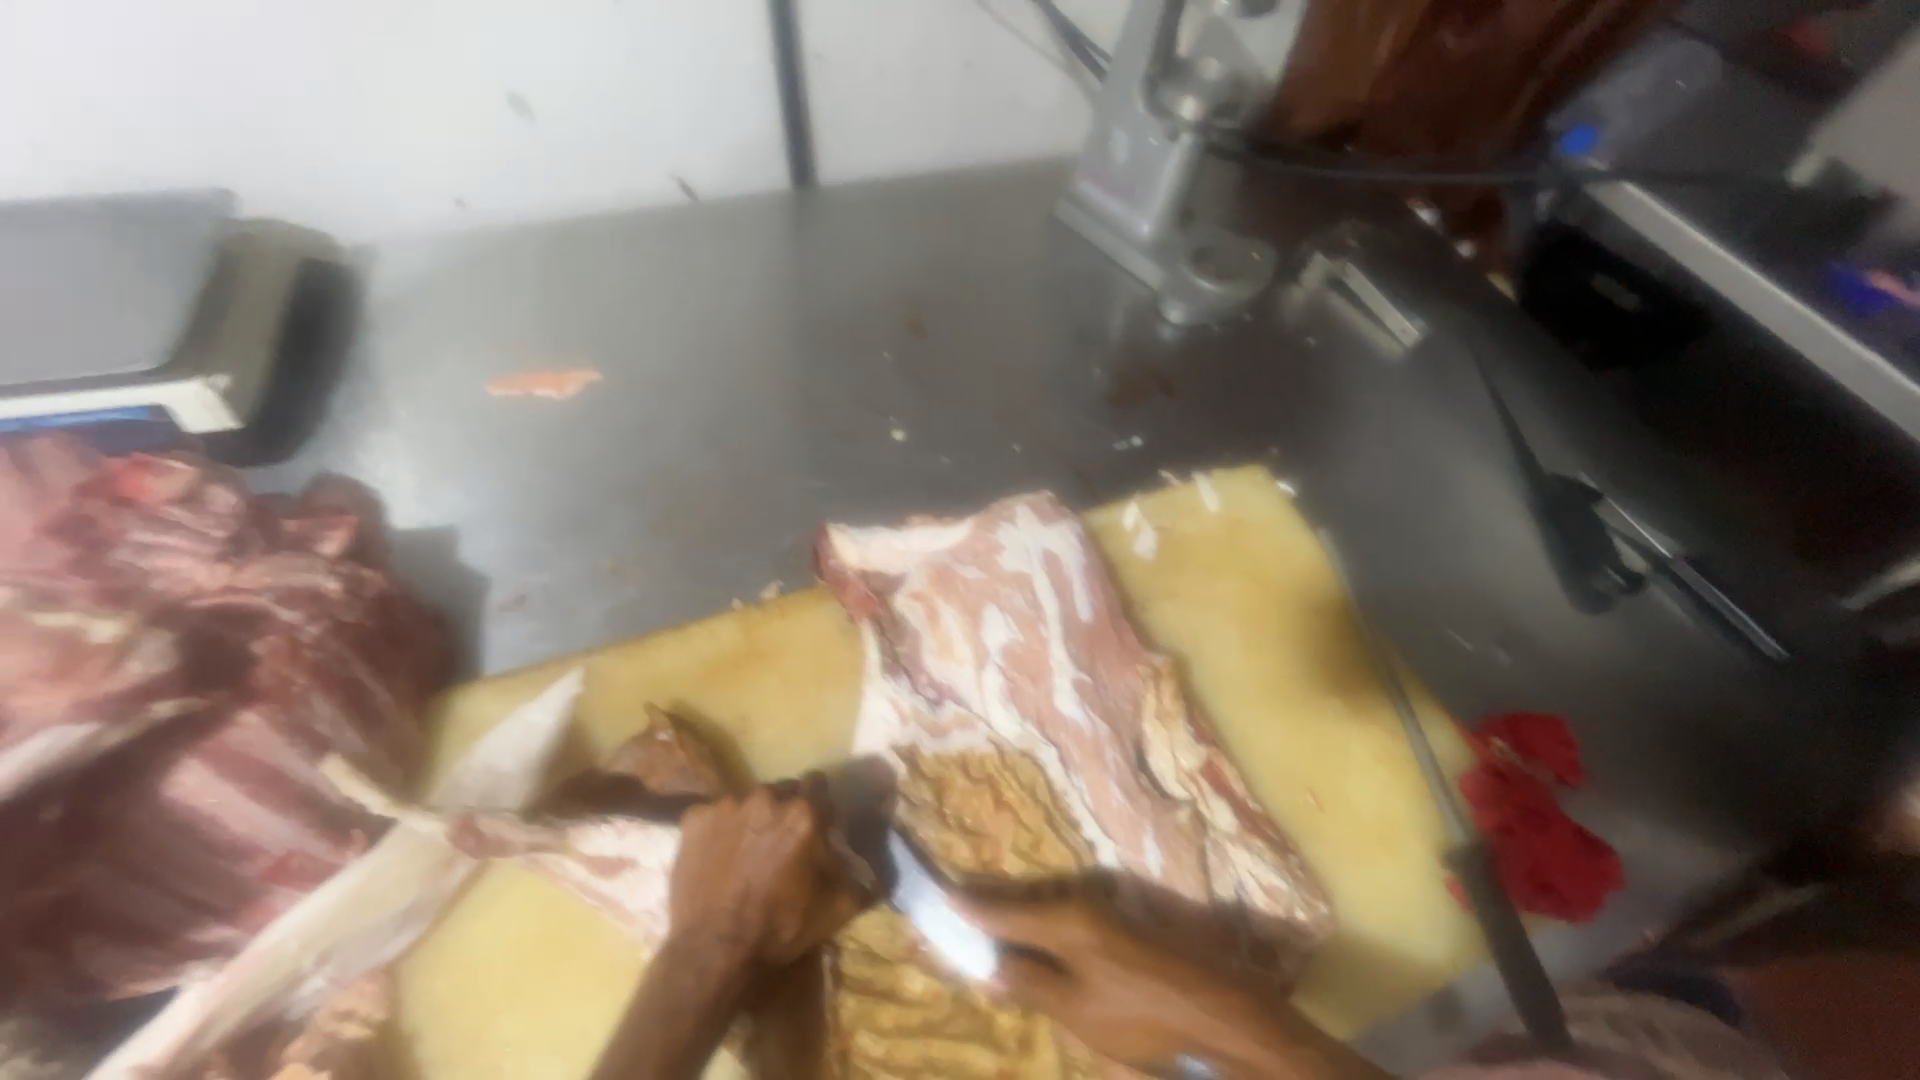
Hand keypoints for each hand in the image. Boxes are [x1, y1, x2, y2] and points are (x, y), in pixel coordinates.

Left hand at [669, 780, 865, 968]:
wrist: (713, 952)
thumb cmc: (779, 929)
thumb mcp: (835, 911)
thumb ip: (864, 884)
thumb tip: (881, 874)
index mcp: (805, 814)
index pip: (819, 783)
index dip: (820, 803)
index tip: (818, 823)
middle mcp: (767, 798)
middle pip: (784, 790)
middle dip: (787, 811)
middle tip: (783, 843)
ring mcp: (727, 805)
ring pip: (749, 801)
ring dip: (755, 819)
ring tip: (749, 852)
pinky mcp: (695, 818)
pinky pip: (716, 814)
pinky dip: (722, 829)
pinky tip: (720, 857)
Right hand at [955, 892, 1386, 1079]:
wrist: (1222, 1010)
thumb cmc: (1143, 1014)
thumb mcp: (1075, 1010)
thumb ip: (1026, 982)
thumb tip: (983, 967)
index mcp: (1062, 916)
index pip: (997, 909)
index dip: (962, 907)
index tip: (932, 897)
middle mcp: (1078, 898)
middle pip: (1016, 901)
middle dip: (982, 907)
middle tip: (947, 908)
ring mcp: (1100, 906)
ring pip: (1039, 906)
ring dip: (1009, 916)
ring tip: (979, 924)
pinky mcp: (1116, 920)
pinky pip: (1061, 915)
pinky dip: (1036, 925)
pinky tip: (1027, 941)